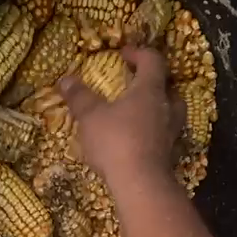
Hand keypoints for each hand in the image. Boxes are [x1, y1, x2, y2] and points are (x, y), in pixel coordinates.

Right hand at [57, 45, 173, 194]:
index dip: (138, 53)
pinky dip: (152, 131)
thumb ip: (79, 97)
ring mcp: (170, 132)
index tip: (123, 54)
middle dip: (152, 82)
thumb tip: (65, 79)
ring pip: (169, 111)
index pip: (152, 60)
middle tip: (135, 85)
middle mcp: (166, 107)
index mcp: (150, 90)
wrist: (140, 183)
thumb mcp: (90, 116)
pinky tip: (137, 139)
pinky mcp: (168, 154)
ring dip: (156, 108)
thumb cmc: (116, 141)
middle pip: (167, 86)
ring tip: (138, 113)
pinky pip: (163, 134)